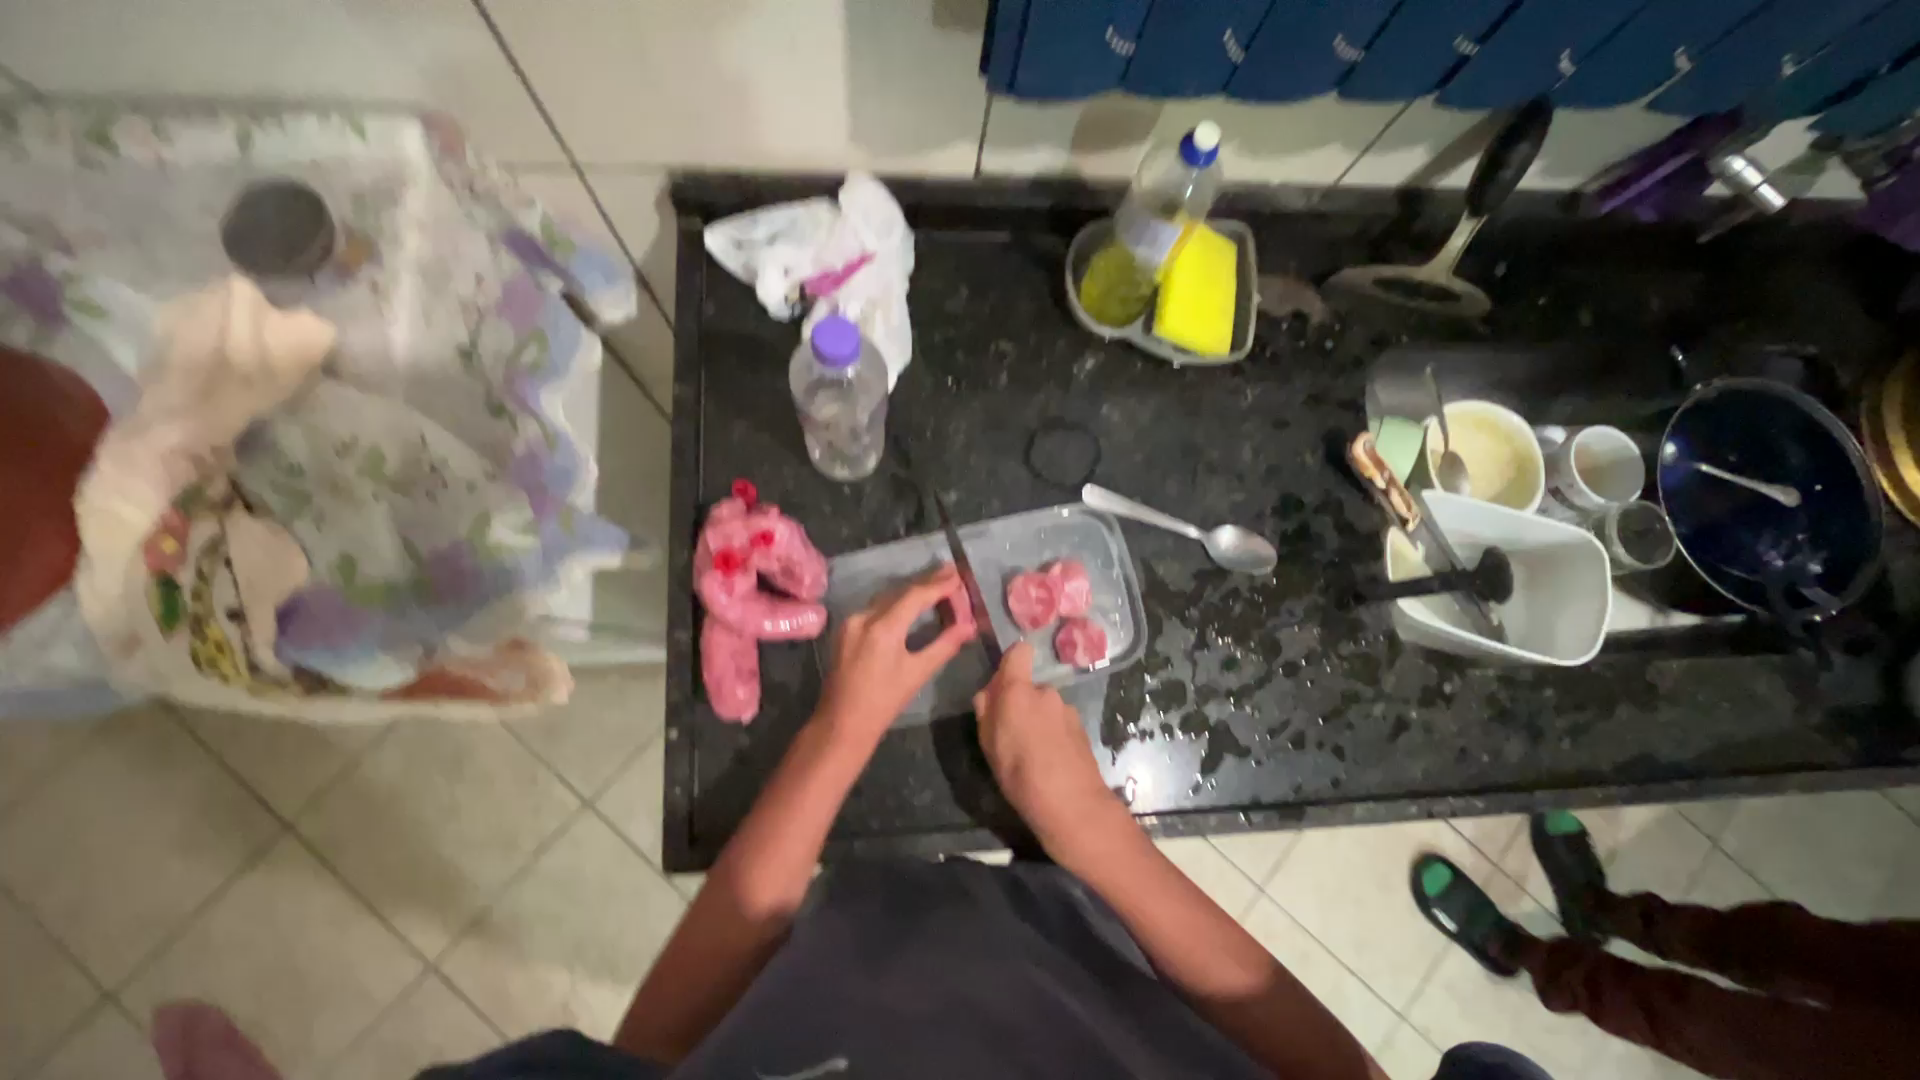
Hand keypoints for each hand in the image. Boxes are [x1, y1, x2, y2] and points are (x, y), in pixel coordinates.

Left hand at [816, 563, 974, 743]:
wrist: (841, 723)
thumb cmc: (883, 702)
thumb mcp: (917, 674)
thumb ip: (944, 645)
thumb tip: (970, 626)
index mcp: (883, 628)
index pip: (915, 596)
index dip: (938, 584)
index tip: (958, 575)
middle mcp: (864, 617)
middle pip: (899, 592)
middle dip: (926, 583)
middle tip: (950, 572)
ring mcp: (850, 622)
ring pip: (885, 598)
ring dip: (909, 591)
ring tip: (934, 584)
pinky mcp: (844, 630)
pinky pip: (873, 608)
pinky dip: (893, 603)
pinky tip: (907, 603)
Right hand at [973, 643, 1119, 851]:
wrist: (1071, 803)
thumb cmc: (1019, 773)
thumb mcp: (988, 744)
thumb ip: (985, 712)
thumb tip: (988, 693)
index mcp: (1018, 691)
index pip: (1019, 652)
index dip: (1011, 661)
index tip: (1002, 684)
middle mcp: (1046, 693)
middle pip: (1030, 687)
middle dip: (1020, 703)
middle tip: (1011, 734)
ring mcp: (1067, 710)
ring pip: (1045, 707)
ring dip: (1038, 721)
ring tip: (1032, 753)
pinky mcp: (1081, 728)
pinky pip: (1060, 723)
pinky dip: (1053, 734)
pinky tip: (1050, 761)